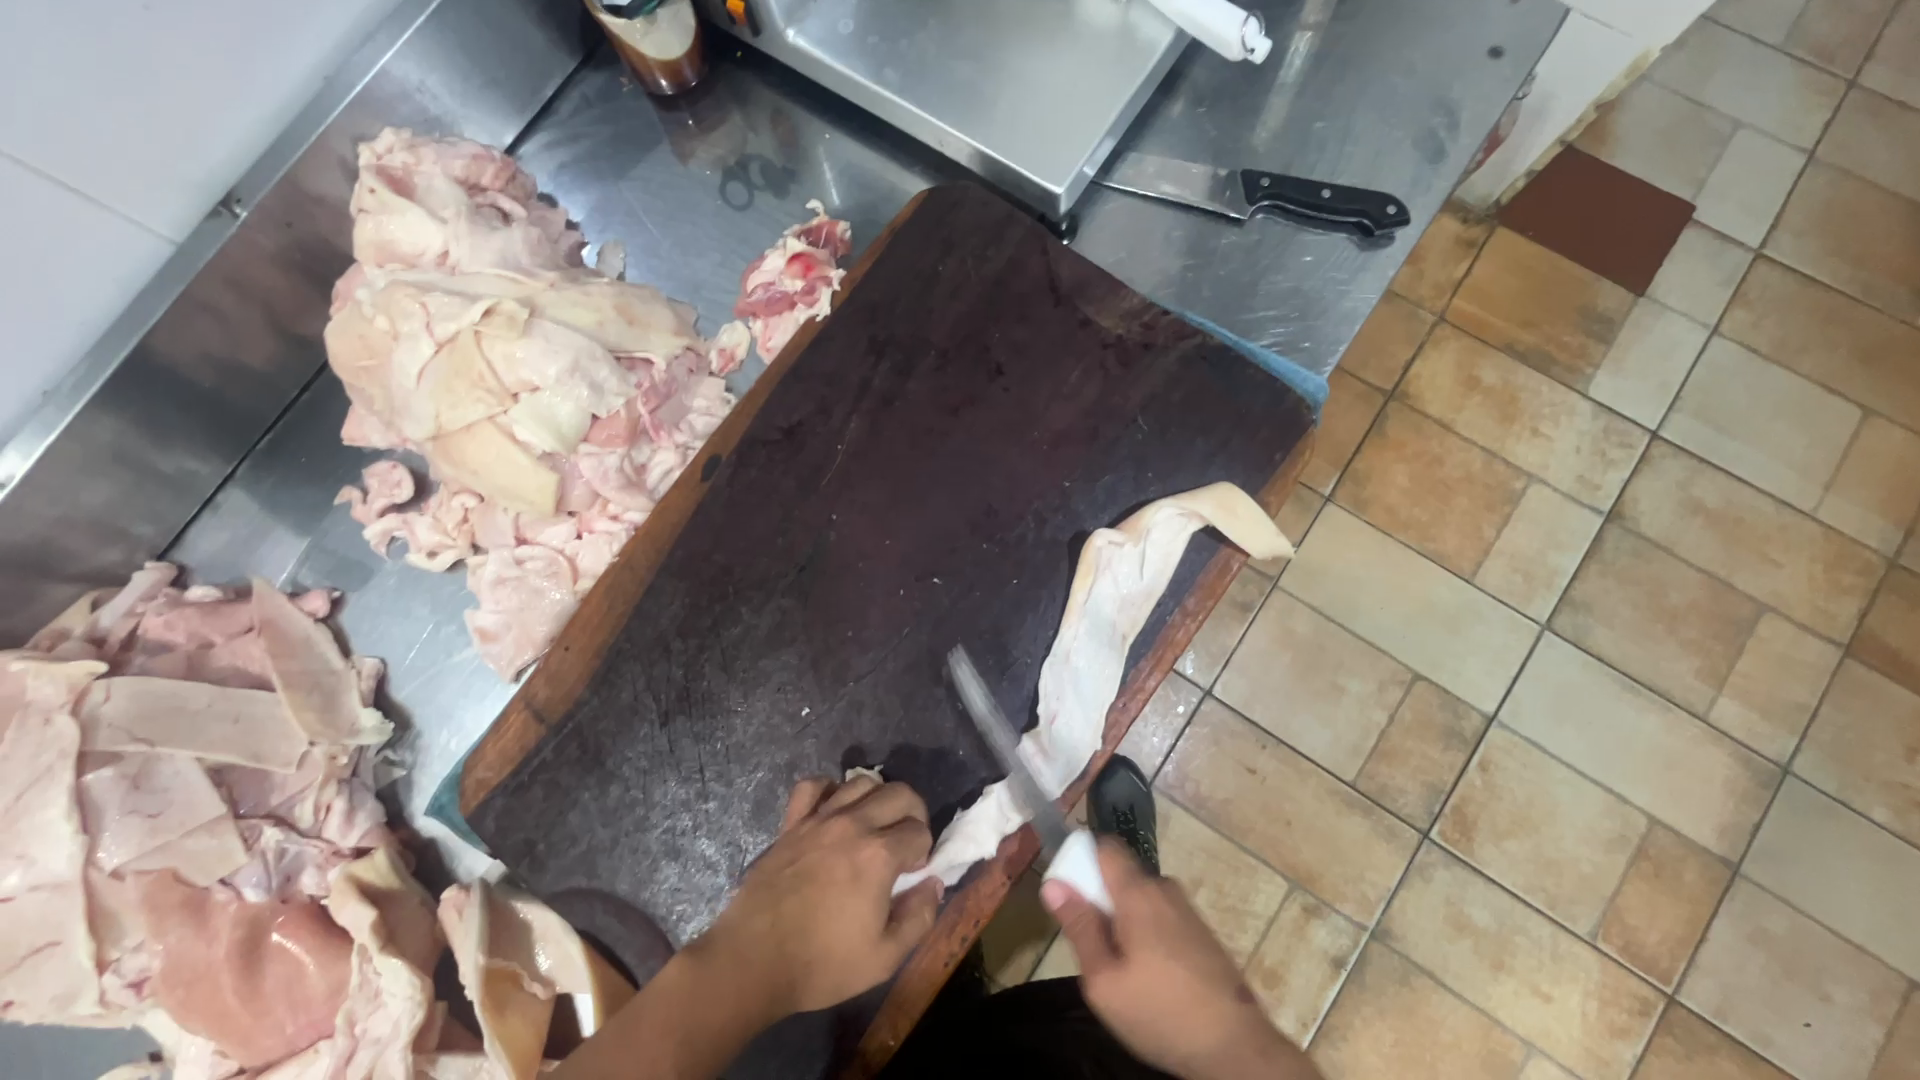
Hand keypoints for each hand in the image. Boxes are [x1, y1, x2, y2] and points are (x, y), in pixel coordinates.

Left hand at [697, 774, 943, 1020]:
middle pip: (899, 793)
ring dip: (878, 798)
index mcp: (878, 855)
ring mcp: (817, 820)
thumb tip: (934, 884)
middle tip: (906, 843)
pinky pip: (812, 786)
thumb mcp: (884, 958)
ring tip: (875, 826)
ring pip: (860, 782)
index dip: (924, 852)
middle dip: (914, 814)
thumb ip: (919, 917)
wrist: (753, 962)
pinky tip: (834, 812)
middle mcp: (851, 825)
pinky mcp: (790, 825)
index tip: (914, 873)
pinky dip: (830, 790)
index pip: (920, 832)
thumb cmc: (821, 964)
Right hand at [1043, 839, 1315, 1079]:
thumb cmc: (1161, 1012)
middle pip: (1123, 876)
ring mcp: (1188, 911)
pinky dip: (1148, 935)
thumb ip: (1079, 928)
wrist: (1236, 1047)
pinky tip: (1151, 978)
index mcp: (1139, 893)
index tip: (1070, 891)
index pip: (1106, 846)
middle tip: (1093, 945)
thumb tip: (1053, 885)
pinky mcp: (1203, 934)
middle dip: (1102, 900)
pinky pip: (1162, 918)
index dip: (1082, 858)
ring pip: (1142, 900)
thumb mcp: (1104, 981)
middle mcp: (1166, 891)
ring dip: (1125, 922)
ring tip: (1122, 969)